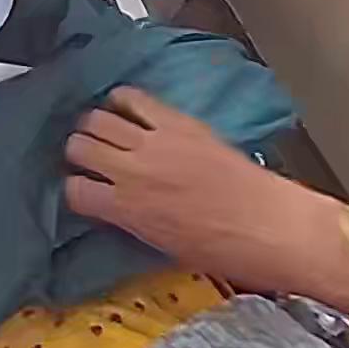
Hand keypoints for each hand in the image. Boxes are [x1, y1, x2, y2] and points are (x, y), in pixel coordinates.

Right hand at [64, 87, 348, 306]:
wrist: (273, 227)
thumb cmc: (224, 250)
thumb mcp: (164, 245)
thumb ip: (130, 219)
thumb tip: (114, 204)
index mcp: (127, 209)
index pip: (75, 190)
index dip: (74, 189)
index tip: (83, 189)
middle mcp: (132, 170)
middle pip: (79, 145)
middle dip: (77, 151)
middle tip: (88, 155)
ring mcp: (153, 141)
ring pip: (97, 118)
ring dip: (94, 125)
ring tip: (103, 130)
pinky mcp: (176, 121)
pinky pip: (134, 97)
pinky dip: (122, 100)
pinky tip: (125, 109)